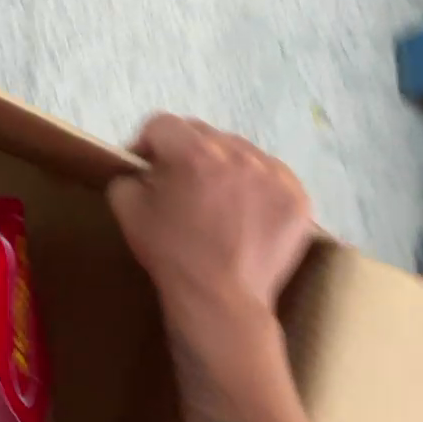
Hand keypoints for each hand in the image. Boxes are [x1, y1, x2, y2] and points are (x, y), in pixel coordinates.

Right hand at [107, 115, 314, 328]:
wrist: (221, 297)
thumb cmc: (170, 251)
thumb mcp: (126, 207)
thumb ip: (129, 175)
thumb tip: (144, 169)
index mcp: (192, 153)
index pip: (162, 124)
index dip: (147, 143)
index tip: (145, 167)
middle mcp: (236, 154)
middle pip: (200, 131)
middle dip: (183, 150)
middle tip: (178, 182)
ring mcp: (273, 174)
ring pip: (236, 149)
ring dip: (219, 163)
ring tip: (214, 195)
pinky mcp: (297, 197)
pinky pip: (269, 171)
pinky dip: (252, 181)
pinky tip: (242, 206)